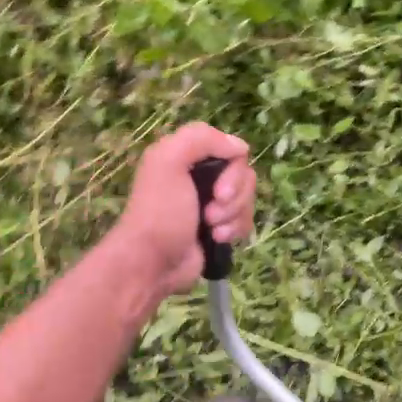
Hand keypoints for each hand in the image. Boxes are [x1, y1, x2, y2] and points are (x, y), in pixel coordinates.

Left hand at [113, 122, 257, 297]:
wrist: (154, 262)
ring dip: (234, 217)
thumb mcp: (168, 162)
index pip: (232, 150)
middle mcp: (201, 176)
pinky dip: (236, 230)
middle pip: (245, 176)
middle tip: (210, 214)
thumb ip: (201, 139)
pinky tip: (218, 239)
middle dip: (234, 199)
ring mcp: (212, 203)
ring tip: (213, 231)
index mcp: (187, 156)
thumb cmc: (160, 213)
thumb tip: (240, 147)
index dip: (233, 172)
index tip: (218, 191)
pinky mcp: (220, 226)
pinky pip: (245, 220)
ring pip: (247, 200)